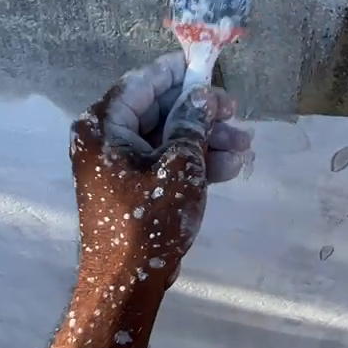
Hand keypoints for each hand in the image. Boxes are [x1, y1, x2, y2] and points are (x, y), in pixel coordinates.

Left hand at [68, 52, 251, 286]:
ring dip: (205, 138)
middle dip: (200, 111)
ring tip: (244, 145)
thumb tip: (202, 97)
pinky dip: (195, 161)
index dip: (176, 72)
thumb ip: (192, 123)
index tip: (205, 64)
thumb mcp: (180, 167)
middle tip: (236, 110)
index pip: (141, 84)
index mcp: (104, 127)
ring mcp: (120, 164)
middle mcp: (106, 139)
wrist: (128, 284)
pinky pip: (166, 161)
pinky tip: (230, 166)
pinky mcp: (134, 186)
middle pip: (158, 110)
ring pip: (167, 136)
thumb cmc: (148, 220)